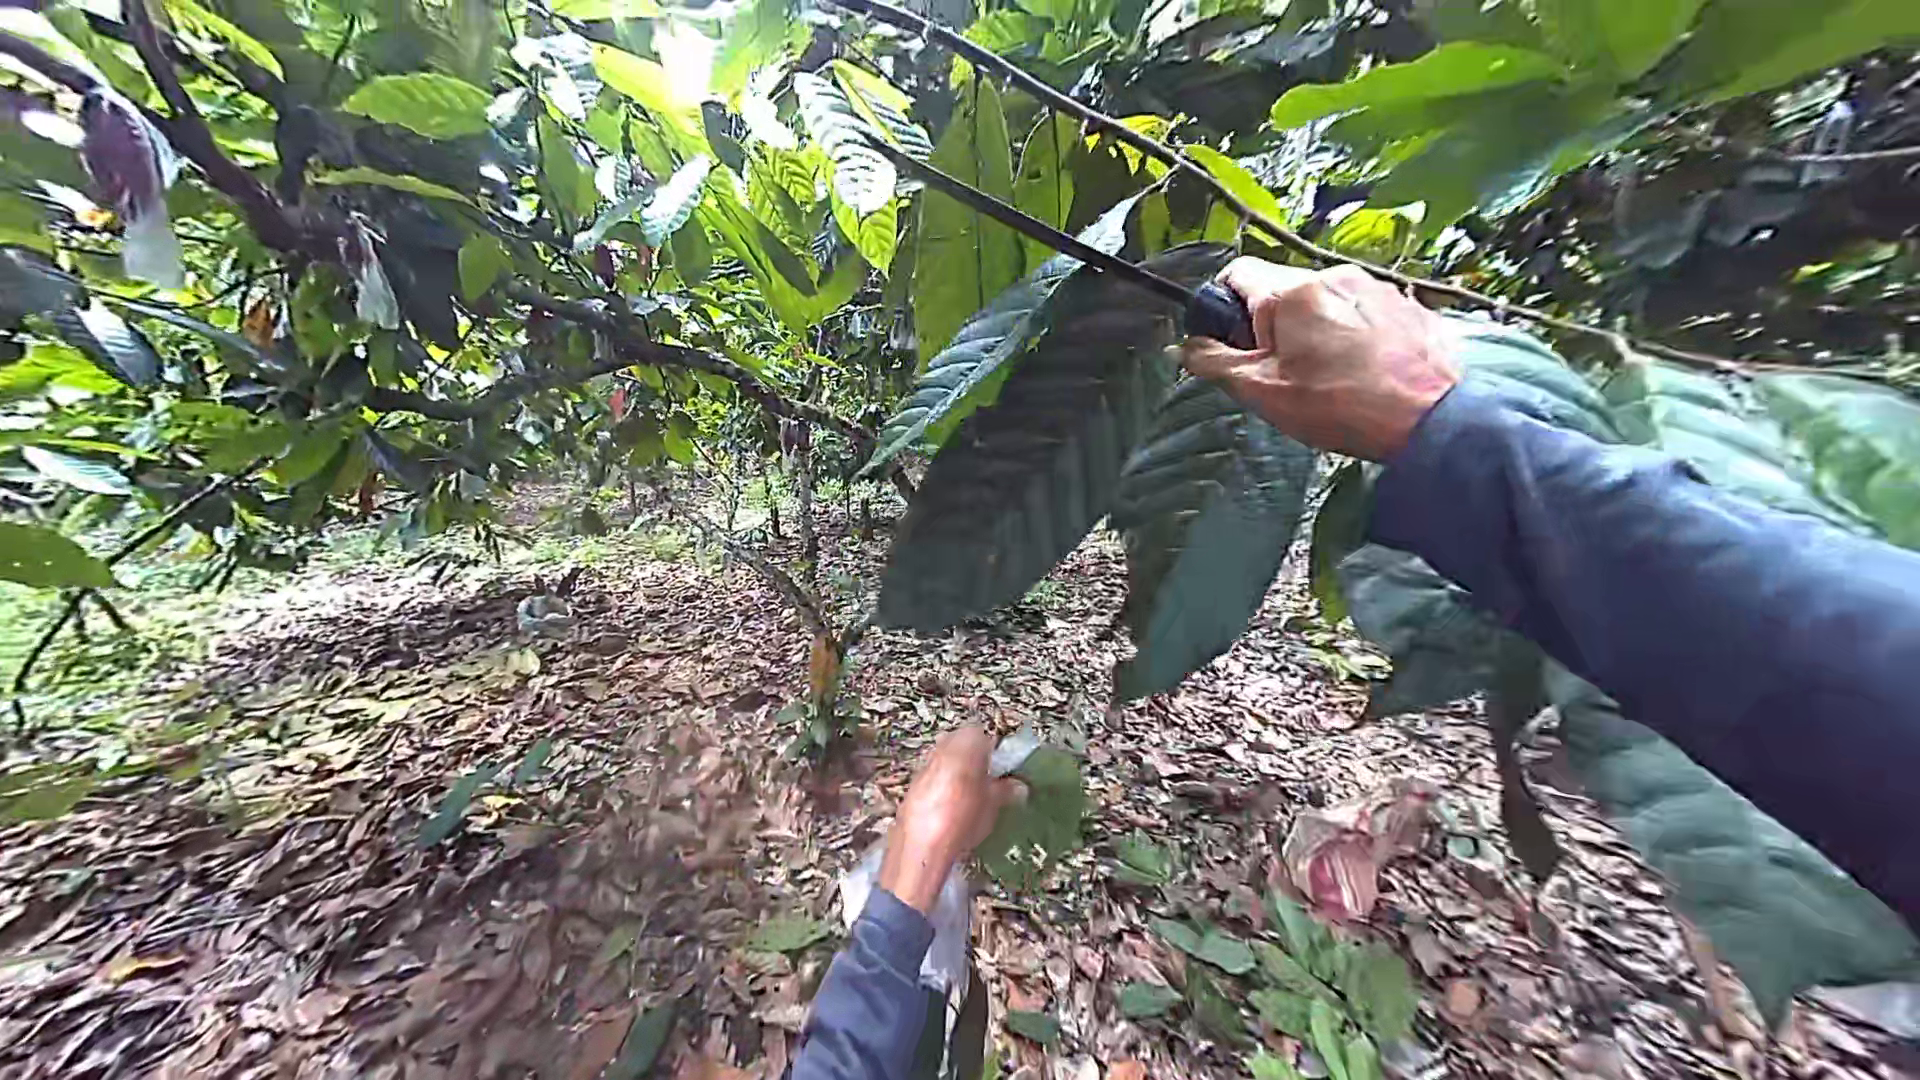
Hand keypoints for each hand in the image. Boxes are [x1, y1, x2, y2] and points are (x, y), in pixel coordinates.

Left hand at [878, 727, 1025, 912]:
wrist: (921, 849)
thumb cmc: (963, 821)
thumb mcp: (992, 806)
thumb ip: (1005, 791)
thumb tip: (1019, 786)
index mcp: (964, 746)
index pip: (981, 732)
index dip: (992, 747)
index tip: (1001, 764)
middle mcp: (941, 749)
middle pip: (960, 740)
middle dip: (973, 754)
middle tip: (987, 776)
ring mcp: (924, 765)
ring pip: (944, 755)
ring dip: (956, 767)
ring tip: (969, 792)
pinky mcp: (912, 784)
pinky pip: (932, 773)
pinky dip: (942, 781)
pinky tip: (949, 804)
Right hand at [1182, 258, 1461, 460]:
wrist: (1428, 419)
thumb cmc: (1337, 406)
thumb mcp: (1259, 390)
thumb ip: (1212, 362)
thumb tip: (1180, 347)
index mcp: (1290, 293)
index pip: (1236, 272)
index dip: (1221, 305)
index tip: (1228, 341)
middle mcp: (1331, 276)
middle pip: (1277, 289)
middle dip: (1265, 324)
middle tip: (1273, 369)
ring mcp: (1372, 285)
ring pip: (1316, 299)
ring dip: (1304, 328)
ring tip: (1318, 373)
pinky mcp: (1402, 302)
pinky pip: (1353, 307)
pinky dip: (1341, 331)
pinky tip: (1352, 367)